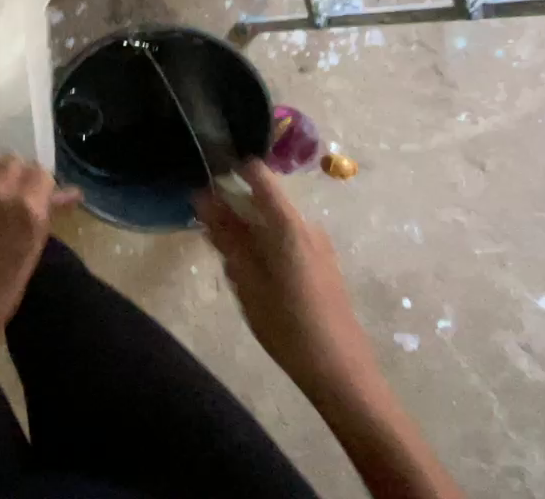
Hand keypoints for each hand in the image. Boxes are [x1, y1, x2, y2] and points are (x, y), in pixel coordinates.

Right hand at [196, 160, 376, 396]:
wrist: (342, 373)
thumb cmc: (287, 326)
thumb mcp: (246, 280)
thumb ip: (225, 235)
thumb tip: (203, 196)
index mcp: (288, 225)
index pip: (258, 175)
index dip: (230, 171)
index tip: (205, 183)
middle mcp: (306, 227)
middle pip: (262, 201)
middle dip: (232, 212)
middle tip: (211, 239)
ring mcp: (317, 246)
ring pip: (271, 224)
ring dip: (246, 234)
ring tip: (232, 269)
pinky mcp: (321, 264)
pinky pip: (284, 241)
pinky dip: (263, 249)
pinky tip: (254, 281)